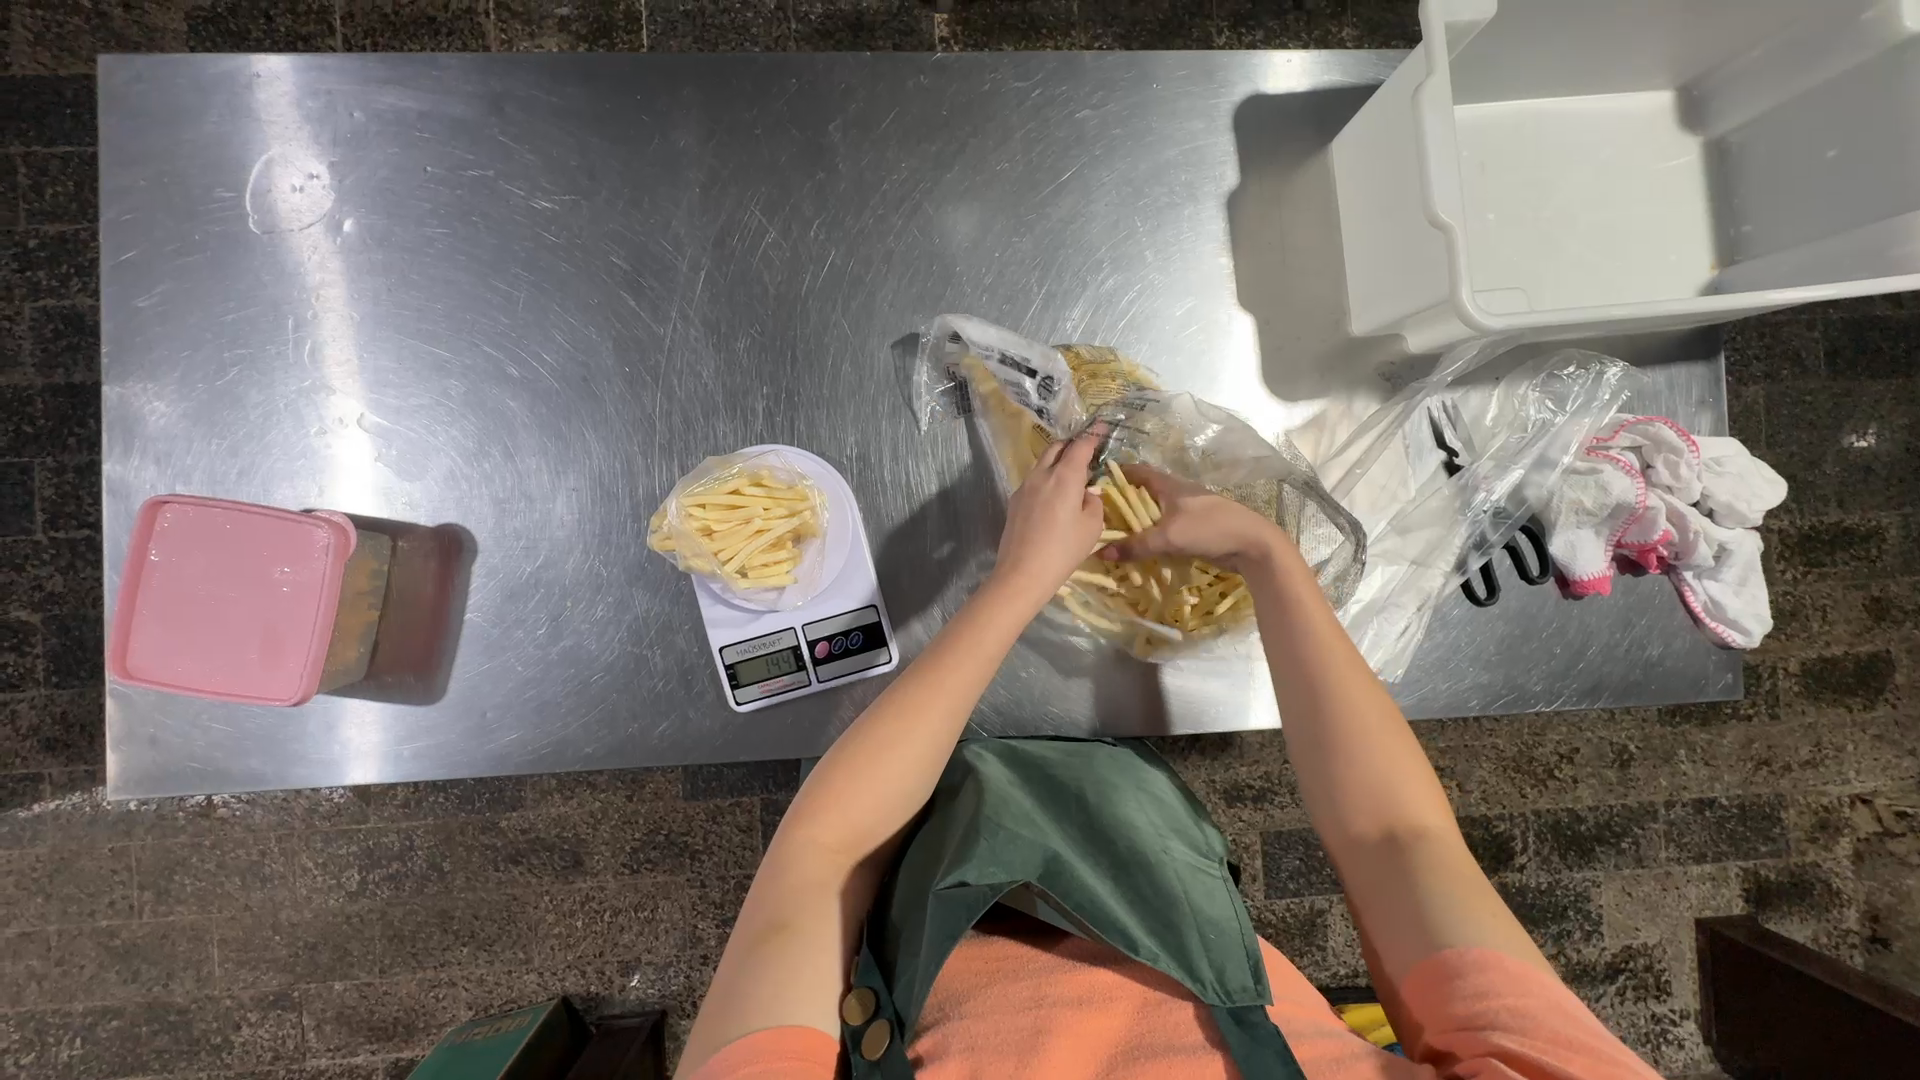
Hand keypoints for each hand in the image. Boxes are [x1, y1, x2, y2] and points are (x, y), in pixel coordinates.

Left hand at [988, 429, 1106, 609]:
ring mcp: (1024, 487)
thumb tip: (1086, 495)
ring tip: (1071, 476)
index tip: (1102, 427)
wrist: (1022, 573)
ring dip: (1058, 463)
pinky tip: (1054, 498)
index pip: (1080, 446)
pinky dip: (1047, 480)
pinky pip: (1034, 481)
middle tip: (1086, 451)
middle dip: (1072, 445)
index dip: (1093, 435)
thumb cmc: (1064, 550)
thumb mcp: (1092, 527)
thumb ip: (1093, 503)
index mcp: (1064, 476)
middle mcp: (1041, 475)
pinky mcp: (1014, 502)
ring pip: (1042, 464)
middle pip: (1056, 448)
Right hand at [1098, 465, 1293, 573]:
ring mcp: (1189, 511)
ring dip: (1139, 522)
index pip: (1138, 471)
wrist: (1252, 544)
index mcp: (1170, 485)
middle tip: (1101, 516)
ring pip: (1156, 513)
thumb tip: (1101, 553)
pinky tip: (1143, 548)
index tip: (1097, 482)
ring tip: (1117, 534)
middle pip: (1145, 493)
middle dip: (1124, 503)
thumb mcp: (1168, 537)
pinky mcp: (1197, 528)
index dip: (1119, 474)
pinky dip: (1153, 535)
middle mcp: (1178, 493)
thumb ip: (1135, 545)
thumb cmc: (1209, 529)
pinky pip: (1167, 529)